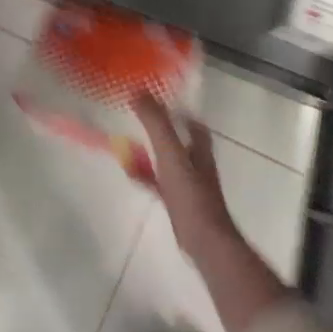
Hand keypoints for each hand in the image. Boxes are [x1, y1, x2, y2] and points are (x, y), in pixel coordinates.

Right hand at [132, 98, 237, 257]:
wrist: (203, 240)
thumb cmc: (190, 195)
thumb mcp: (170, 154)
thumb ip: (156, 123)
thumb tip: (138, 91)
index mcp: (200, 149)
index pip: (193, 123)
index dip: (179, 112)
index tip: (158, 102)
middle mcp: (198, 164)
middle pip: (180, 141)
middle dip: (161, 131)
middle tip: (138, 121)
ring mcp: (189, 185)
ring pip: (169, 162)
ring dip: (152, 152)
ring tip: (129, 144)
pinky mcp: (179, 204)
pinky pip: (160, 183)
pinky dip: (147, 176)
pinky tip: (133, 176)